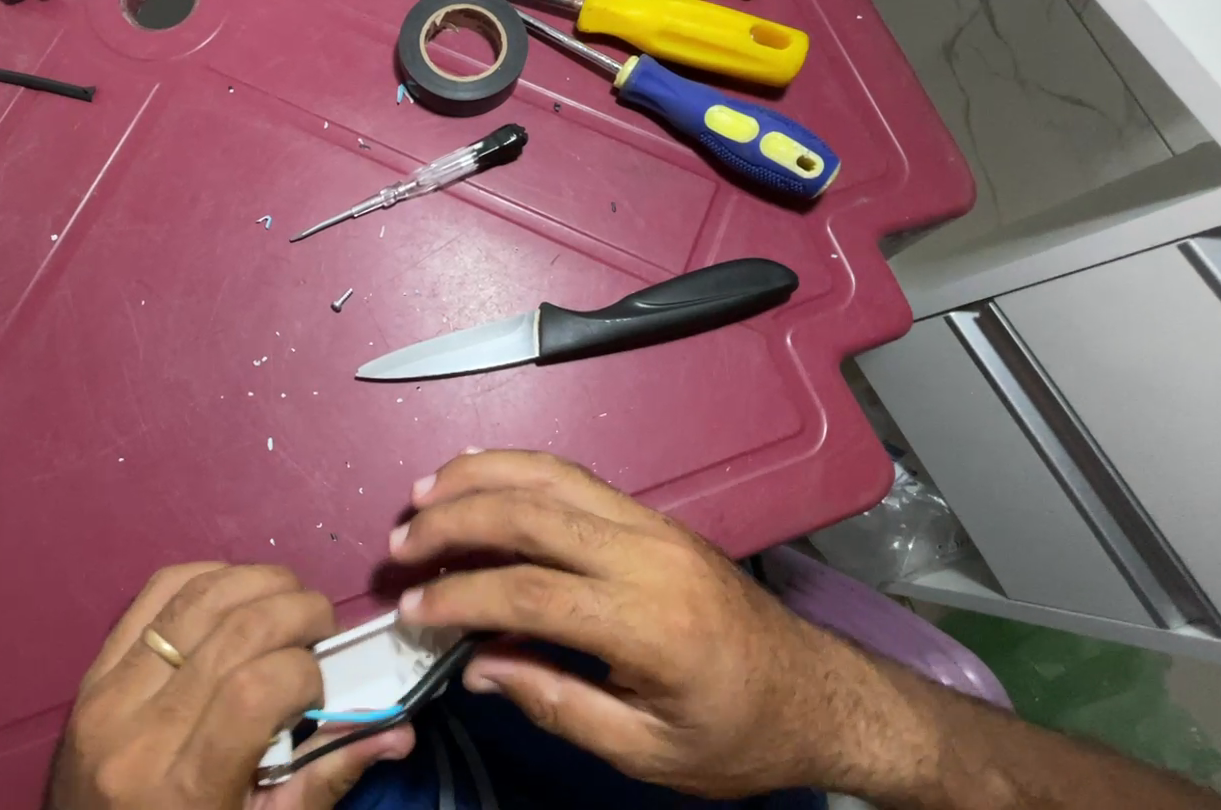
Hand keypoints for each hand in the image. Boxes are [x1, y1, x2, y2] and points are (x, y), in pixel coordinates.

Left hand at [47, 562, 414, 809]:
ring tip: (289, 603)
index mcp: (182, 791)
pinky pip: (157, 591)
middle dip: (298, 611)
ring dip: (260, 581)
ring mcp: (106, 693)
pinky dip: (209, 576)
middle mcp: (137, 732)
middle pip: (235, 630)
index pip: (257, 689)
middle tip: (321, 629)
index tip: (318, 687)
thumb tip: (400, 727)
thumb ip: (326, 779)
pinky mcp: (92, 669)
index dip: (305, 671)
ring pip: (199, 595)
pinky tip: (238, 593)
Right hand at [387, 449, 889, 797]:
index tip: (412, 608)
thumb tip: (476, 665)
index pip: (530, 593)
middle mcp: (644, 553)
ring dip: (478, 477)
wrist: (819, 691)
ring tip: (423, 493)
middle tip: (400, 542)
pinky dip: (515, 467)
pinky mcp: (648, 513)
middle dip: (454, 521)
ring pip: (548, 475)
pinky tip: (477, 470)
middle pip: (530, 514)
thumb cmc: (738, 734)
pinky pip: (570, 475)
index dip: (461, 597)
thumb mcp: (649, 752)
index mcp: (649, 623)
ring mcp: (648, 522)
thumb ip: (557, 704)